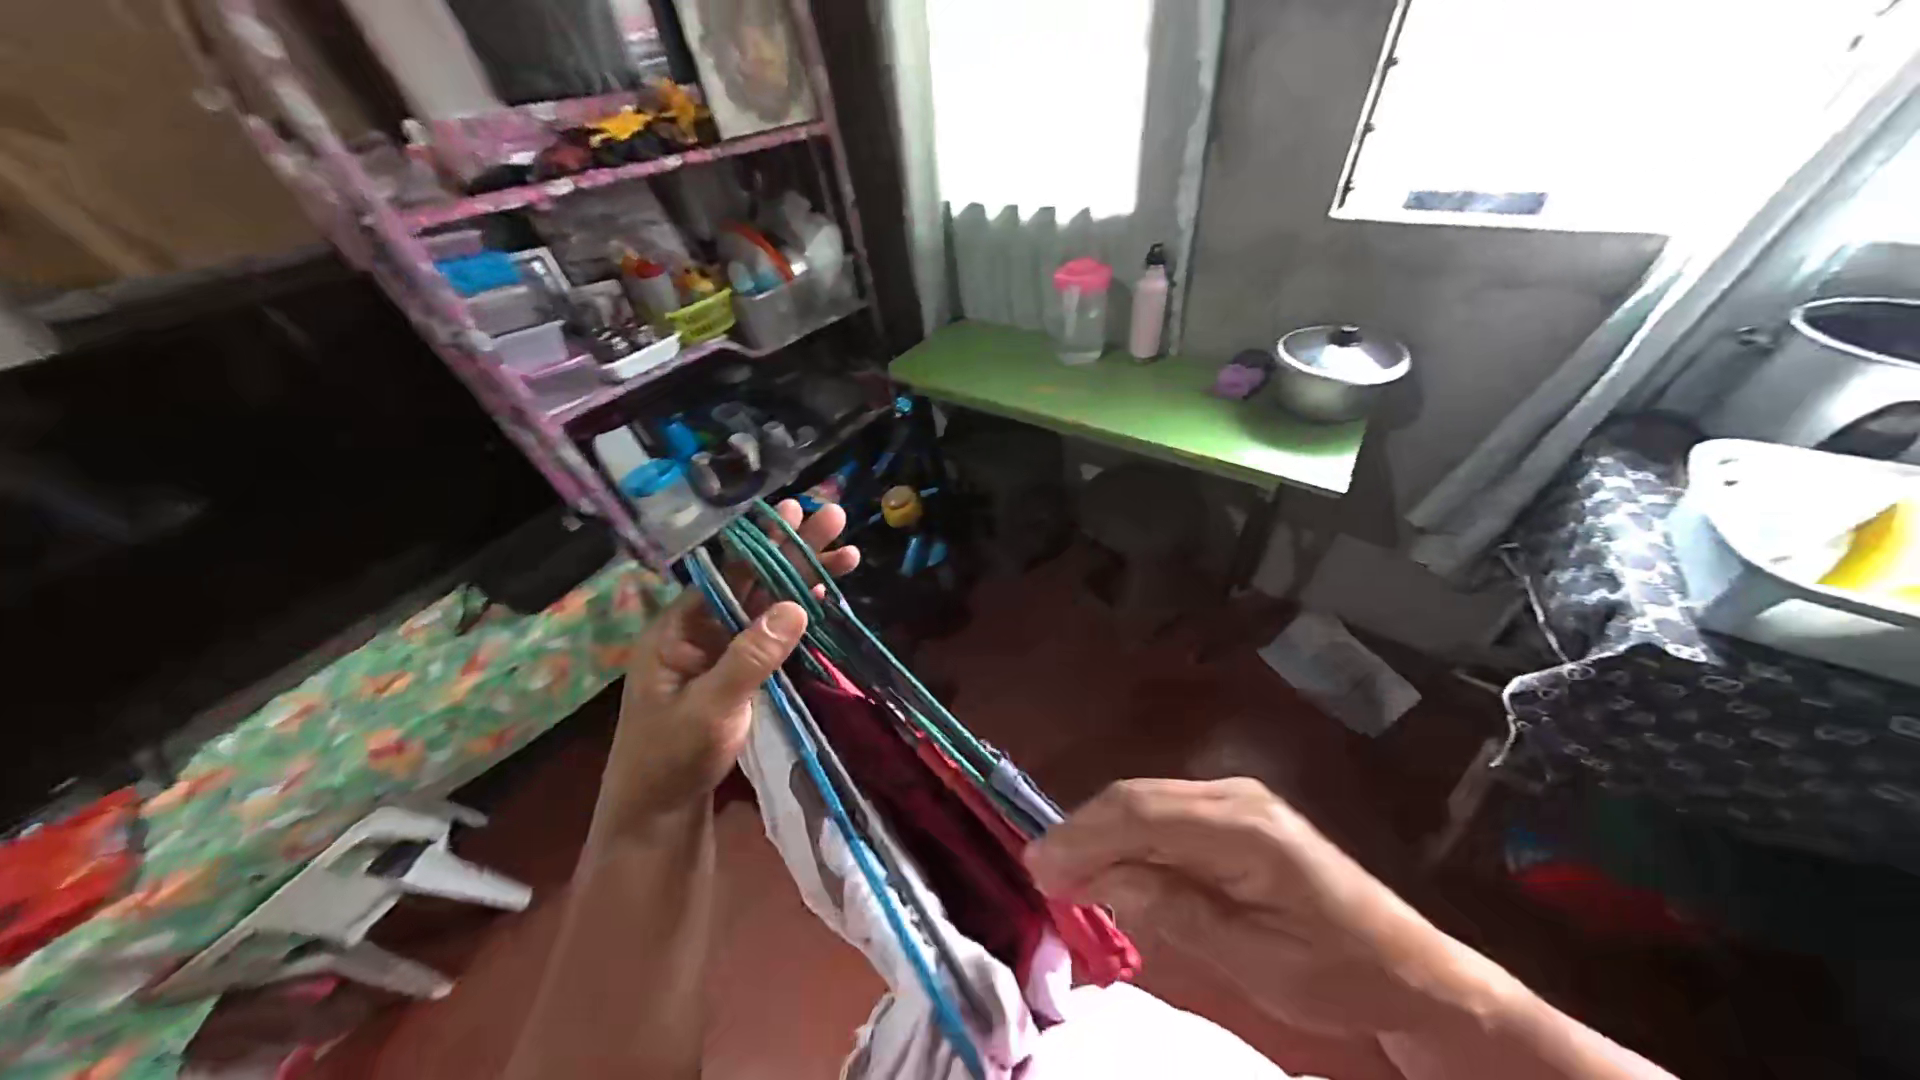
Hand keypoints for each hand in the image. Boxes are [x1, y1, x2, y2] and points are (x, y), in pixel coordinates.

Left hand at [602, 500, 857, 823]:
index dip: (763, 543)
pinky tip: (822, 595)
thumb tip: (795, 606)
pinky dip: (799, 613)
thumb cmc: (671, 758)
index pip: (726, 573)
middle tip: (832, 517)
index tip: (794, 512)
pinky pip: (773, 632)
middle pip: (752, 580)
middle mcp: (700, 628)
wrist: (660, 809)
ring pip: (767, 603)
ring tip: (844, 551)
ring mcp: (722, 649)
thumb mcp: (710, 708)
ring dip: (803, 578)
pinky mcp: (740, 669)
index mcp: (678, 628)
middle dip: (793, 551)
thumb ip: (750, 657)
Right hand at [1025, 778, 1488, 1038]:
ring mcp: (1233, 797)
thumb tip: (1102, 881)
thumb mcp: (1256, 960)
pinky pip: (1162, 814)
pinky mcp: (1232, 812)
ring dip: (1099, 833)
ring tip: (1059, 869)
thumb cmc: (1340, 974)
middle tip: (1037, 870)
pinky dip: (1126, 837)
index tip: (1038, 868)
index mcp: (1245, 827)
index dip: (1083, 836)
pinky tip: (1105, 862)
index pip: (1142, 814)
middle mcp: (1233, 795)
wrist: (1412, 970)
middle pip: (1136, 799)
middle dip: (1081, 832)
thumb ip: (1175, 910)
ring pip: (1143, 802)